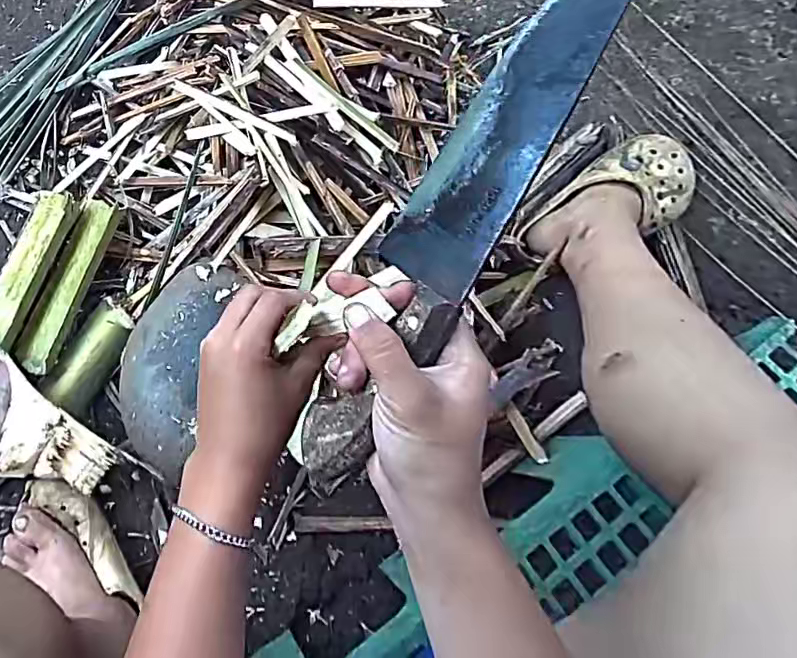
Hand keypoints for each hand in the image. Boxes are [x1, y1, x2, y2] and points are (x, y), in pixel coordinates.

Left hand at [192, 284, 344, 493]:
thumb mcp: (296, 387)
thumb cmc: (259, 433)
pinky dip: (248, 322)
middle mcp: (221, 338)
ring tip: (286, 327)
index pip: (271, 300)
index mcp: (243, 344)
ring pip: (237, 306)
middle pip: (250, 294)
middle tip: (300, 312)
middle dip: (277, 297)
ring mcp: (210, 344)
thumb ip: (313, 352)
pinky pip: (229, 323)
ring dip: (261, 308)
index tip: (312, 306)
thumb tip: (329, 335)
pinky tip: (268, 341)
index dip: (296, 298)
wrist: (227, 460)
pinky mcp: (207, 353)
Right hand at [323, 272, 493, 526]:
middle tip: (338, 297)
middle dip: (365, 318)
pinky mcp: (388, 390)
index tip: (365, 287)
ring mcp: (410, 376)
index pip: (428, 305)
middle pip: (394, 317)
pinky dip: (349, 366)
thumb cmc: (435, 464)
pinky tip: (346, 382)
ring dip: (353, 349)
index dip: (396, 292)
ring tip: (350, 375)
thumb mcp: (410, 399)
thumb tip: (361, 312)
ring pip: (373, 339)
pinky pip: (363, 361)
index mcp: (458, 357)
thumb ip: (385, 351)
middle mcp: (435, 362)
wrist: (421, 509)